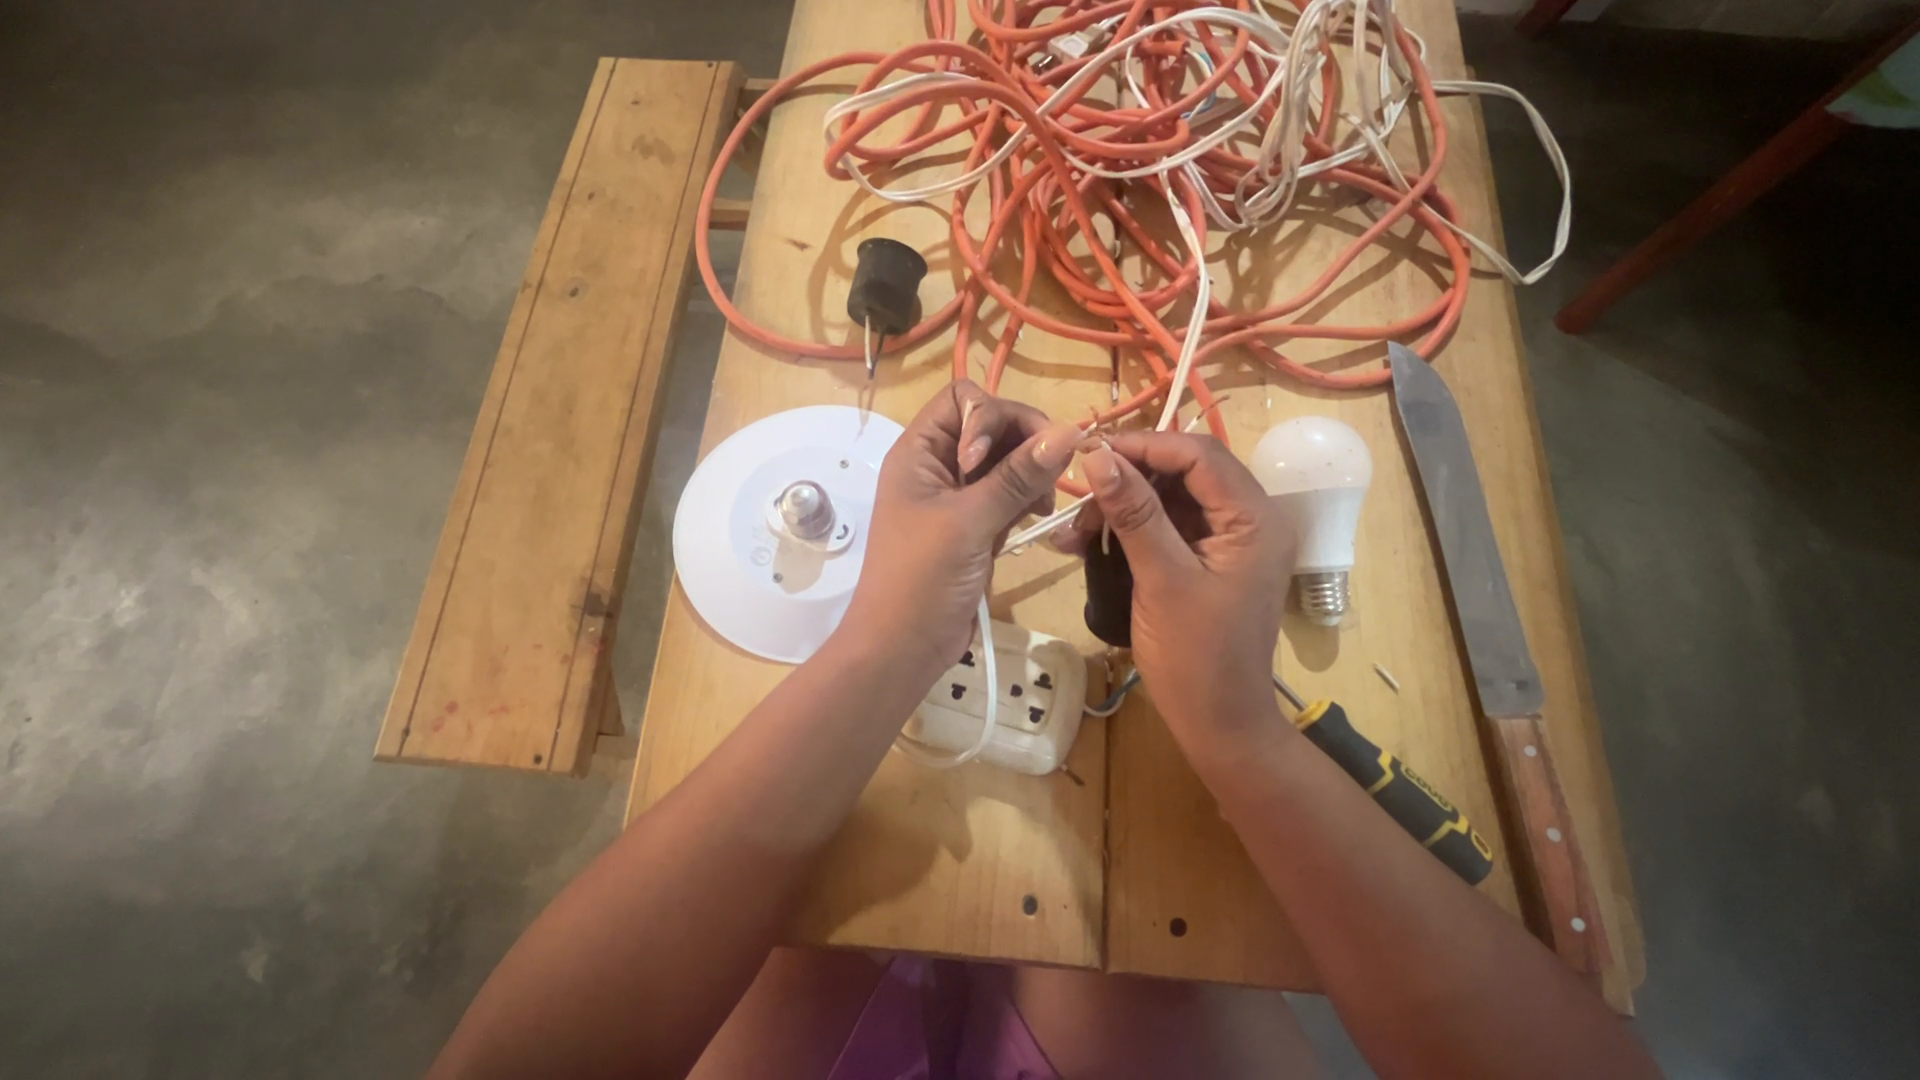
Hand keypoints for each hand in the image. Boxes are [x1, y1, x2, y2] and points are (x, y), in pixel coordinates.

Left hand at [838, 380, 1082, 676]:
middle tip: (1044, 476)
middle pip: (991, 425)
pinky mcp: (976, 524)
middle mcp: (938, 465)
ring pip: (1006, 460)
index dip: (990, 417)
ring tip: (1041, 504)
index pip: (963, 399)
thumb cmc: (922, 578)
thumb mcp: (969, 521)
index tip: (996, 459)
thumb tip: (1069, 432)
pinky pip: (1009, 494)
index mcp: (919, 451)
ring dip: (1031, 472)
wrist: (904, 646)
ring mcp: (958, 496)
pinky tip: (1037, 518)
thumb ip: (1017, 476)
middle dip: (1023, 443)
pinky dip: (1027, 499)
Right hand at [1059, 432, 1295, 762]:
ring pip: (1171, 497)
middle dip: (1128, 478)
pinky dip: (1131, 529)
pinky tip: (1091, 543)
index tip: (1091, 454)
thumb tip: (1099, 457)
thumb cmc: (1196, 657)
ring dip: (1123, 506)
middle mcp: (1249, 519)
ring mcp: (1229, 540)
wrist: (1218, 722)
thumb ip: (1134, 514)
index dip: (1144, 446)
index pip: (1199, 454)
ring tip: (1076, 531)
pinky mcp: (1209, 560)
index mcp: (1254, 519)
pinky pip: (1168, 526)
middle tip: (1080, 499)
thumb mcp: (1162, 580)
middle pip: (1184, 471)